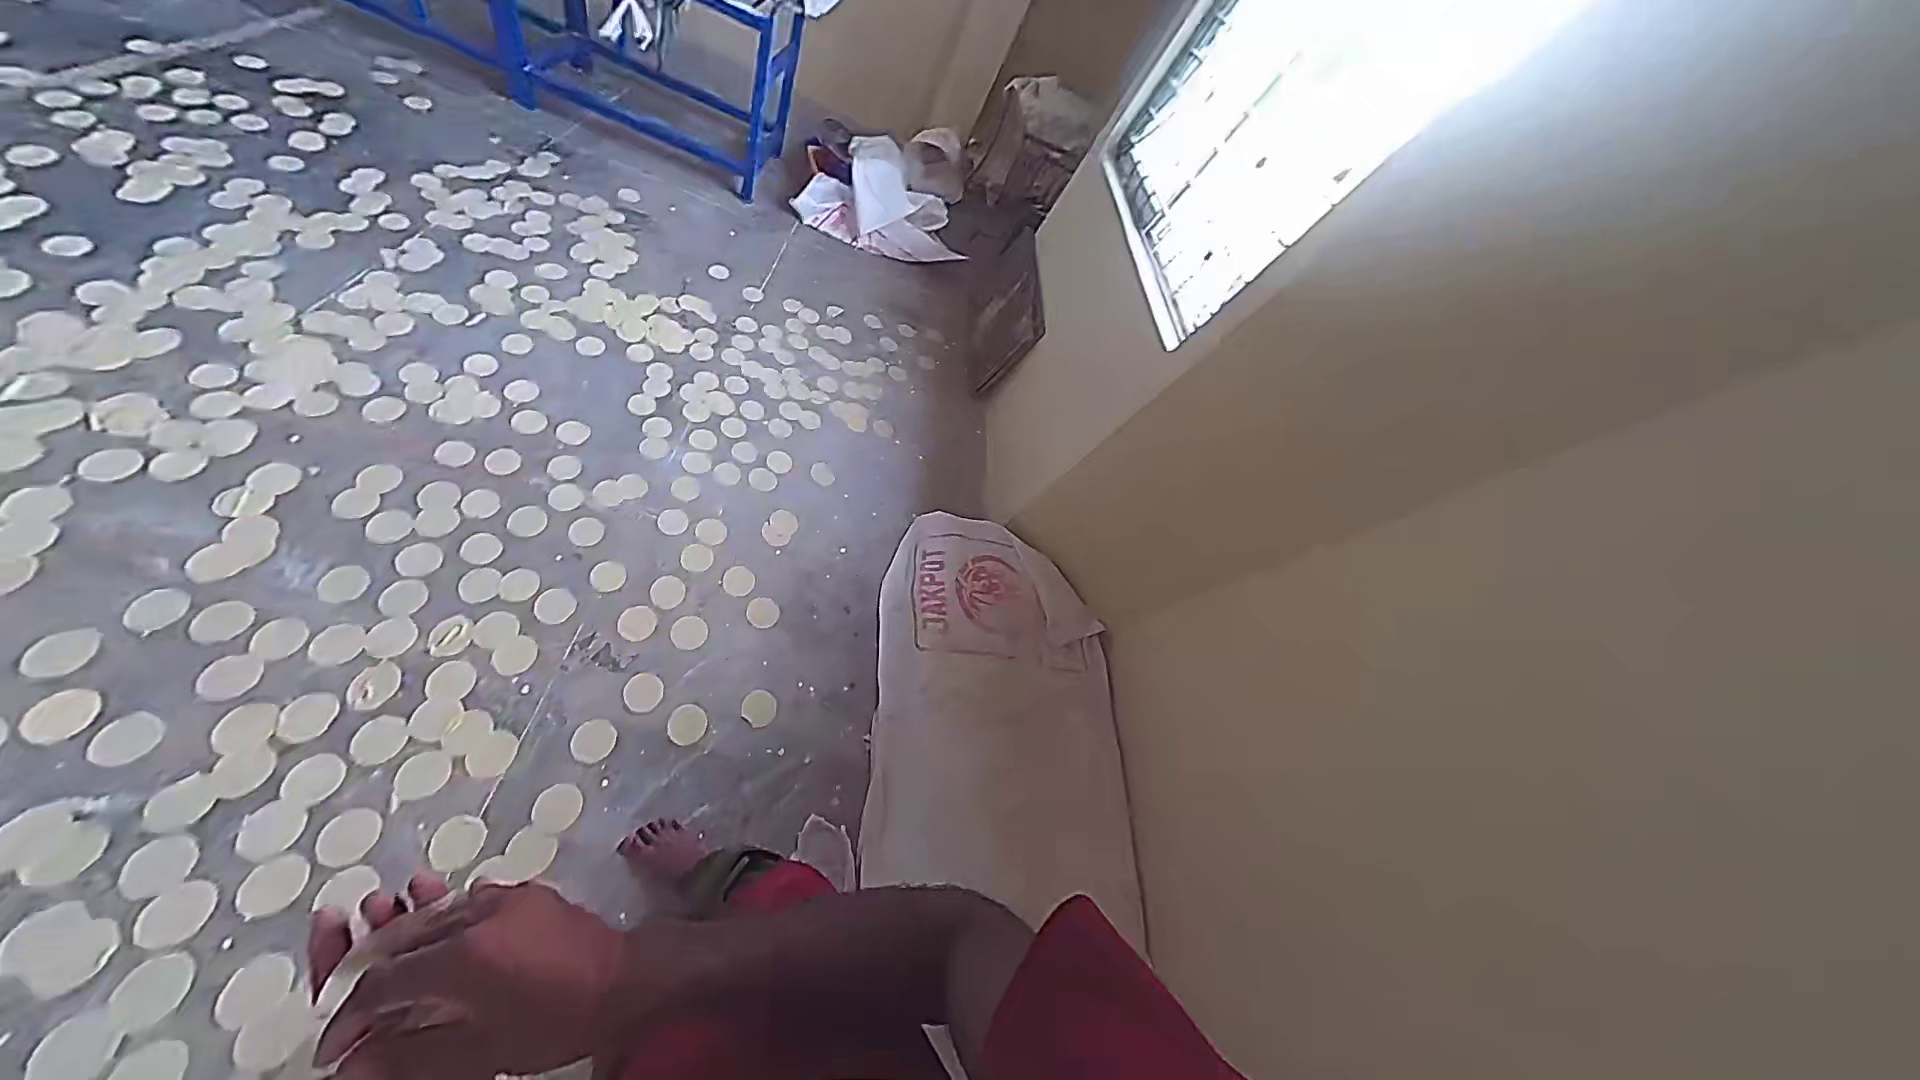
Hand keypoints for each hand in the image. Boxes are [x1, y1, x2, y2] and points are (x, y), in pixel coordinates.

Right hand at [308, 873, 630, 1078]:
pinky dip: (448, 911)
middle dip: (365, 962)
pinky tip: (436, 918)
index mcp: (461, 956)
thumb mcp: (478, 1053)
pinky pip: (475, 898)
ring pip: (438, 912)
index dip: (348, 1019)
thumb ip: (410, 1056)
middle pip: (404, 937)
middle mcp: (479, 915)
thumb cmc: (555, 1022)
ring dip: (405, 928)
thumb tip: (352, 1065)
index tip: (334, 1049)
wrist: (624, 979)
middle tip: (343, 982)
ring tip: (376, 930)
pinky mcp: (529, 893)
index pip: (381, 984)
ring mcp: (508, 897)